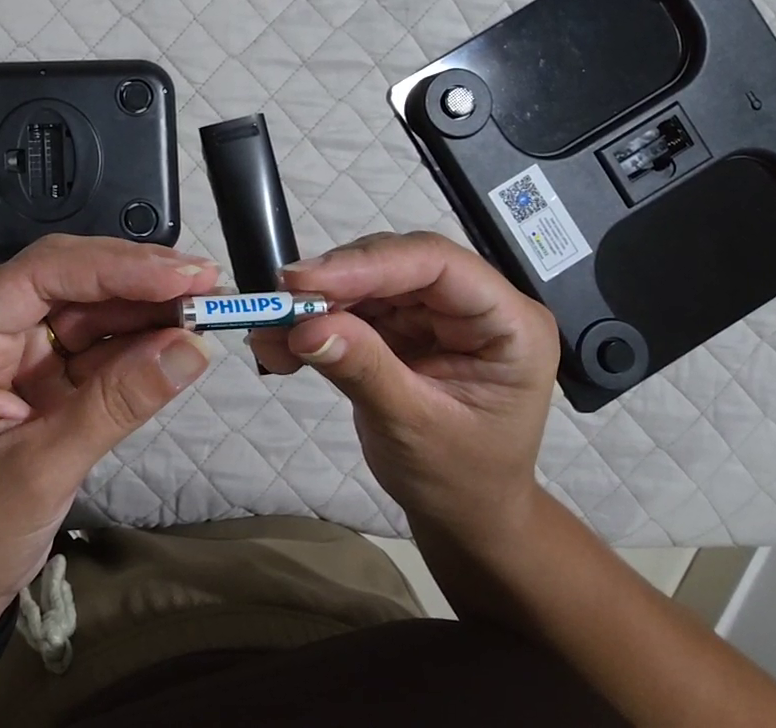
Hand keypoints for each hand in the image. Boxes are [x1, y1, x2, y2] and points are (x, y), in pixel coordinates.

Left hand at [0, 235, 220, 640]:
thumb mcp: (42, 471)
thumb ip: (115, 404)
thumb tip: (191, 348)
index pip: (36, 277)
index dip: (110, 266)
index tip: (179, 275)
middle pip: (66, 281)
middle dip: (134, 278)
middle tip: (206, 282)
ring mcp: (19, 356)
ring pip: (88, 309)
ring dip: (146, 307)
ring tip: (207, 307)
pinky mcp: (47, 380)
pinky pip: (98, 348)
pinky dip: (140, 343)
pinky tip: (179, 338)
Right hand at [248, 231, 559, 545]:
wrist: (461, 512)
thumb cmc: (459, 477)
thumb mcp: (413, 428)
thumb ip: (365, 371)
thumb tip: (305, 327)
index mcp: (508, 324)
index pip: (438, 265)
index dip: (369, 264)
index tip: (301, 282)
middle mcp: (473, 304)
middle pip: (395, 264)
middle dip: (332, 283)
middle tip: (276, 306)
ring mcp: (433, 313)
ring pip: (363, 280)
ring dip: (311, 303)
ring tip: (267, 332)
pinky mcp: (399, 325)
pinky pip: (348, 307)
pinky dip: (310, 323)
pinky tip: (277, 345)